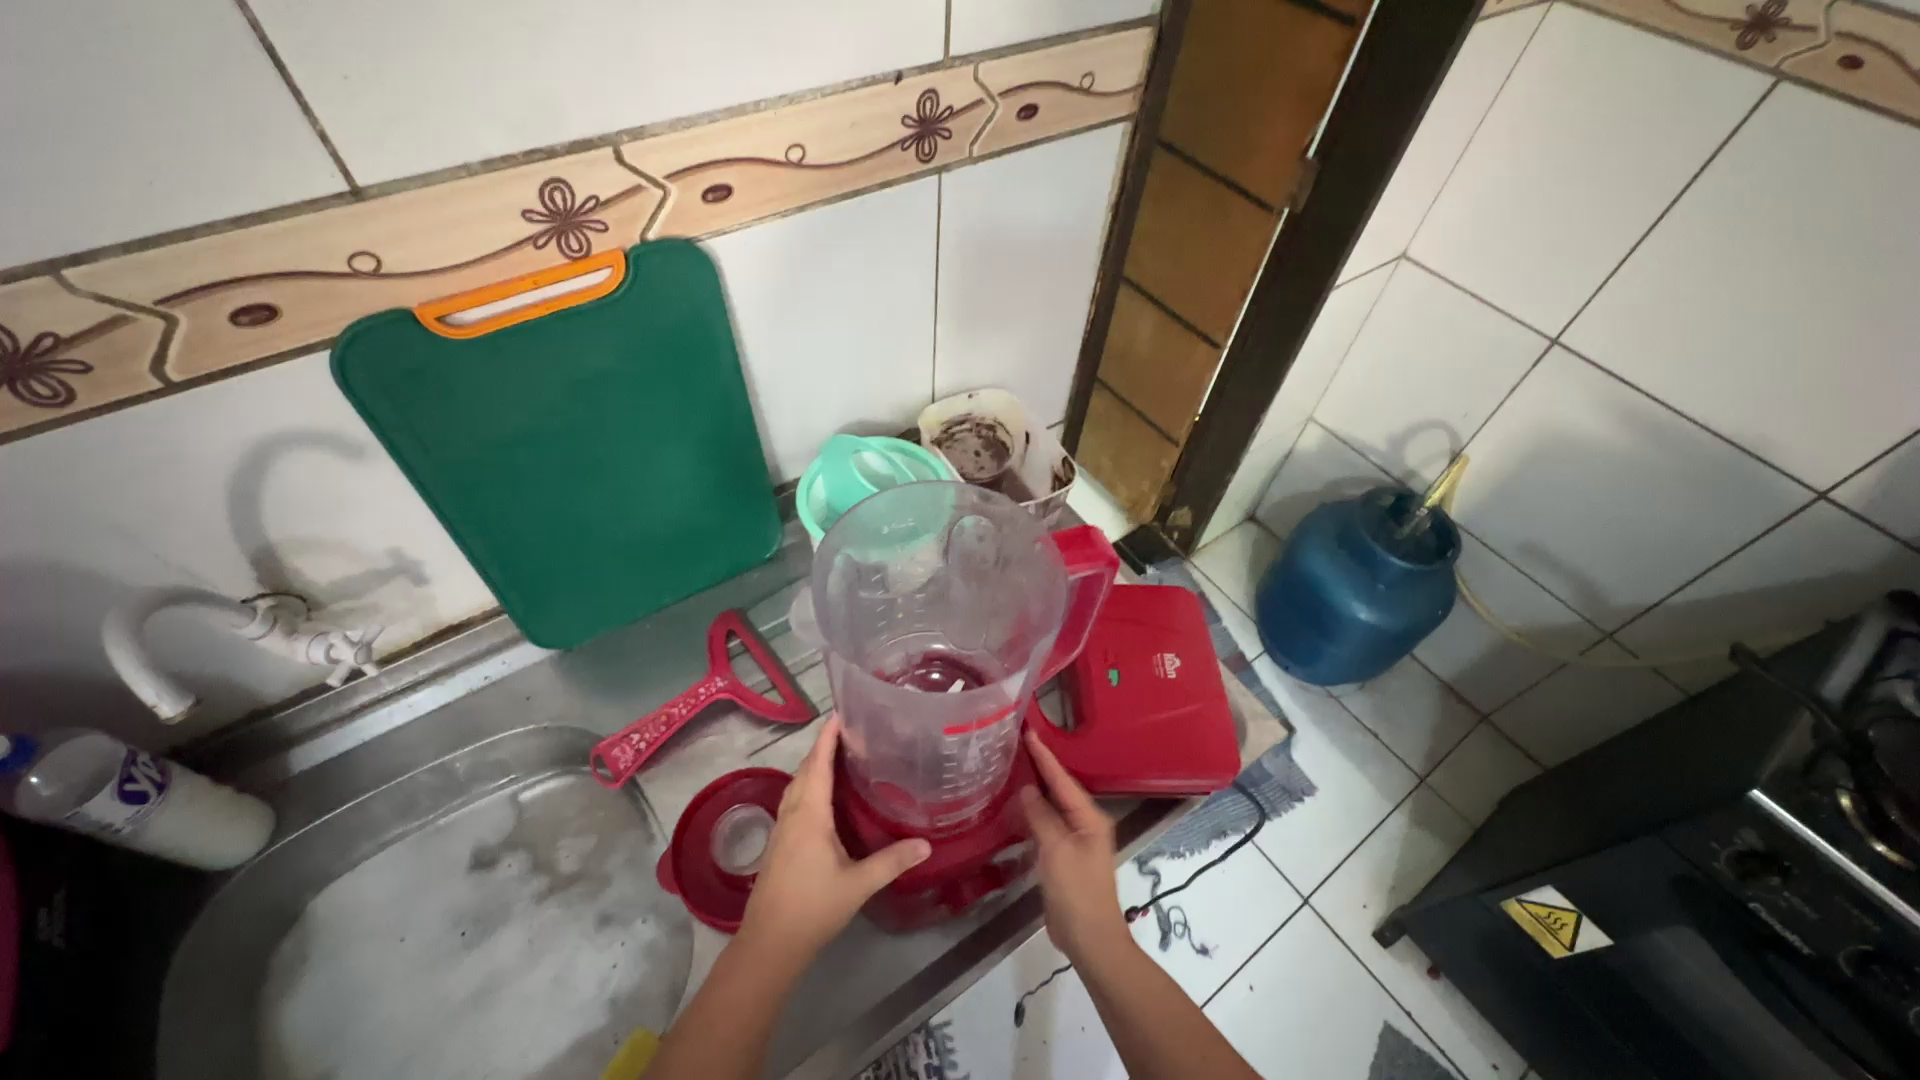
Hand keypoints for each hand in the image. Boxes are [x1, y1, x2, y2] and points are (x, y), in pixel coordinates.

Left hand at [736, 715, 930, 962]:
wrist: (769, 943)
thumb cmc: (812, 908)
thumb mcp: (858, 885)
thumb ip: (891, 861)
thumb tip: (926, 844)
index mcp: (810, 815)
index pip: (818, 764)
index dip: (827, 737)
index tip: (839, 714)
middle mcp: (792, 814)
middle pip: (805, 770)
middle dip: (822, 747)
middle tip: (849, 731)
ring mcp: (781, 830)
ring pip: (796, 786)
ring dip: (813, 767)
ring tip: (839, 757)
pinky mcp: (778, 844)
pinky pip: (793, 802)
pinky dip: (808, 787)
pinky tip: (823, 798)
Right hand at [1020, 728, 1132, 962]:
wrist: (1090, 939)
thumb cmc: (1077, 892)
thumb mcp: (1057, 850)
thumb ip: (1042, 817)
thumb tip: (1028, 789)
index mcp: (1089, 818)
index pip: (1063, 780)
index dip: (1045, 757)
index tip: (1028, 733)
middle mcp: (1084, 825)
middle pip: (1058, 791)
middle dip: (1038, 770)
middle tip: (1012, 749)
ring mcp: (1074, 843)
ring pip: (1050, 810)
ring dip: (1032, 795)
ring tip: (1008, 774)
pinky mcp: (1062, 859)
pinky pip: (1045, 829)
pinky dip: (1030, 818)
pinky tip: (1013, 813)